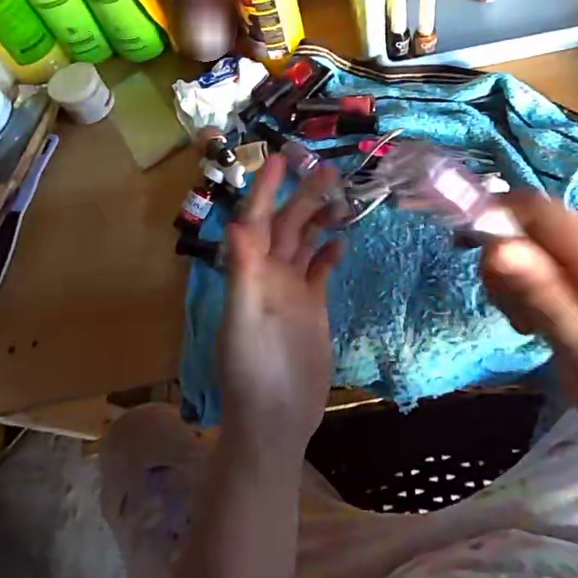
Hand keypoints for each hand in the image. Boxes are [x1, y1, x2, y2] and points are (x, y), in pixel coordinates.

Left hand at [218, 155, 343, 457]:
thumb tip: (235, 223)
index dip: (265, 190)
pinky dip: (329, 253)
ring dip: (319, 219)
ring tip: (342, 197)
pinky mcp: (311, 307)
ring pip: (304, 243)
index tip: (280, 158)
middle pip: (284, 226)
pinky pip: (319, 270)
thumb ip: (242, 272)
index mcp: (249, 274)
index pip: (255, 221)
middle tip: (328, 170)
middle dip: (302, 197)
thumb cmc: (253, 372)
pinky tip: (342, 241)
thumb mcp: (243, 320)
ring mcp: (291, 290)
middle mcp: (268, 276)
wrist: (276, 418)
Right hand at [480, 194, 577, 468]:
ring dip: (513, 277)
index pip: (539, 210)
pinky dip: (528, 286)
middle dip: (502, 259)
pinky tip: (538, 323)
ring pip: (534, 242)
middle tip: (510, 313)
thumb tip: (499, 247)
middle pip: (531, 222)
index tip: (463, 251)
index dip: (493, 216)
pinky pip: (548, 262)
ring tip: (527, 326)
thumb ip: (547, 302)